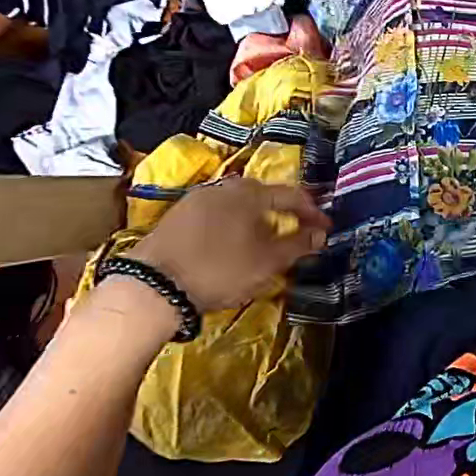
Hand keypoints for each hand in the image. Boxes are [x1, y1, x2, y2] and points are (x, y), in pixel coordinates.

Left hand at [123, 178, 329, 311]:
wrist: (150, 288)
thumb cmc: (219, 270)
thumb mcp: (268, 261)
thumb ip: (299, 244)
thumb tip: (320, 233)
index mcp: (251, 193)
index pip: (293, 195)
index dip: (313, 212)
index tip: (325, 228)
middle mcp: (224, 187)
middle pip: (264, 195)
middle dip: (285, 212)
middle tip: (298, 231)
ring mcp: (197, 199)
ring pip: (239, 203)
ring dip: (259, 218)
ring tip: (268, 239)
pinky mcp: (177, 216)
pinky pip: (218, 212)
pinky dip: (234, 223)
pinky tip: (235, 243)